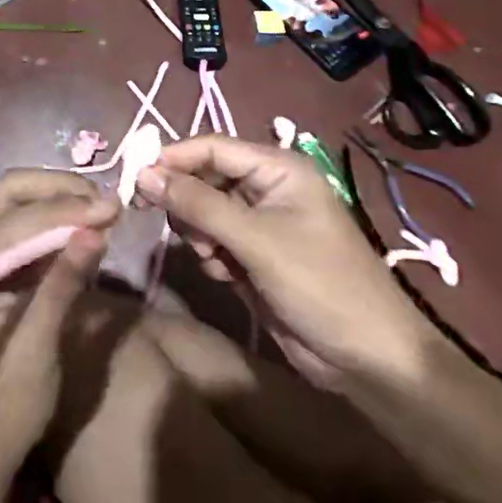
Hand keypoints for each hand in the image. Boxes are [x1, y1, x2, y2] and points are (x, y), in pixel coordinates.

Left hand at [0, 171, 117, 502]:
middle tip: (104, 202)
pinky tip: (86, 224)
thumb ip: (62, 284)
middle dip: (58, 192)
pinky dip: (57, 218)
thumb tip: (98, 229)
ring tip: (103, 210)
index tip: (111, 208)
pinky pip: (24, 223)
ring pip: (16, 202)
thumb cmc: (4, 408)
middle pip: (7, 195)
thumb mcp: (37, 349)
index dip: (63, 212)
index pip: (10, 224)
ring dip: (61, 200)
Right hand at [137, 137, 434, 387]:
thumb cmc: (317, 282)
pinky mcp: (256, 256)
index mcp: (278, 168)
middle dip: (190, 204)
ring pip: (206, 213)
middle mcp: (268, 188)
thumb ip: (198, 204)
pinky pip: (215, 243)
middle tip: (181, 231)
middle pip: (206, 179)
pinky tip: (228, 277)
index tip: (136, 179)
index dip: (175, 159)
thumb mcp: (255, 238)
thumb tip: (145, 173)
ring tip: (215, 259)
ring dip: (201, 235)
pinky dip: (213, 257)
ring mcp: (261, 224)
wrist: (365, 355)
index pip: (213, 148)